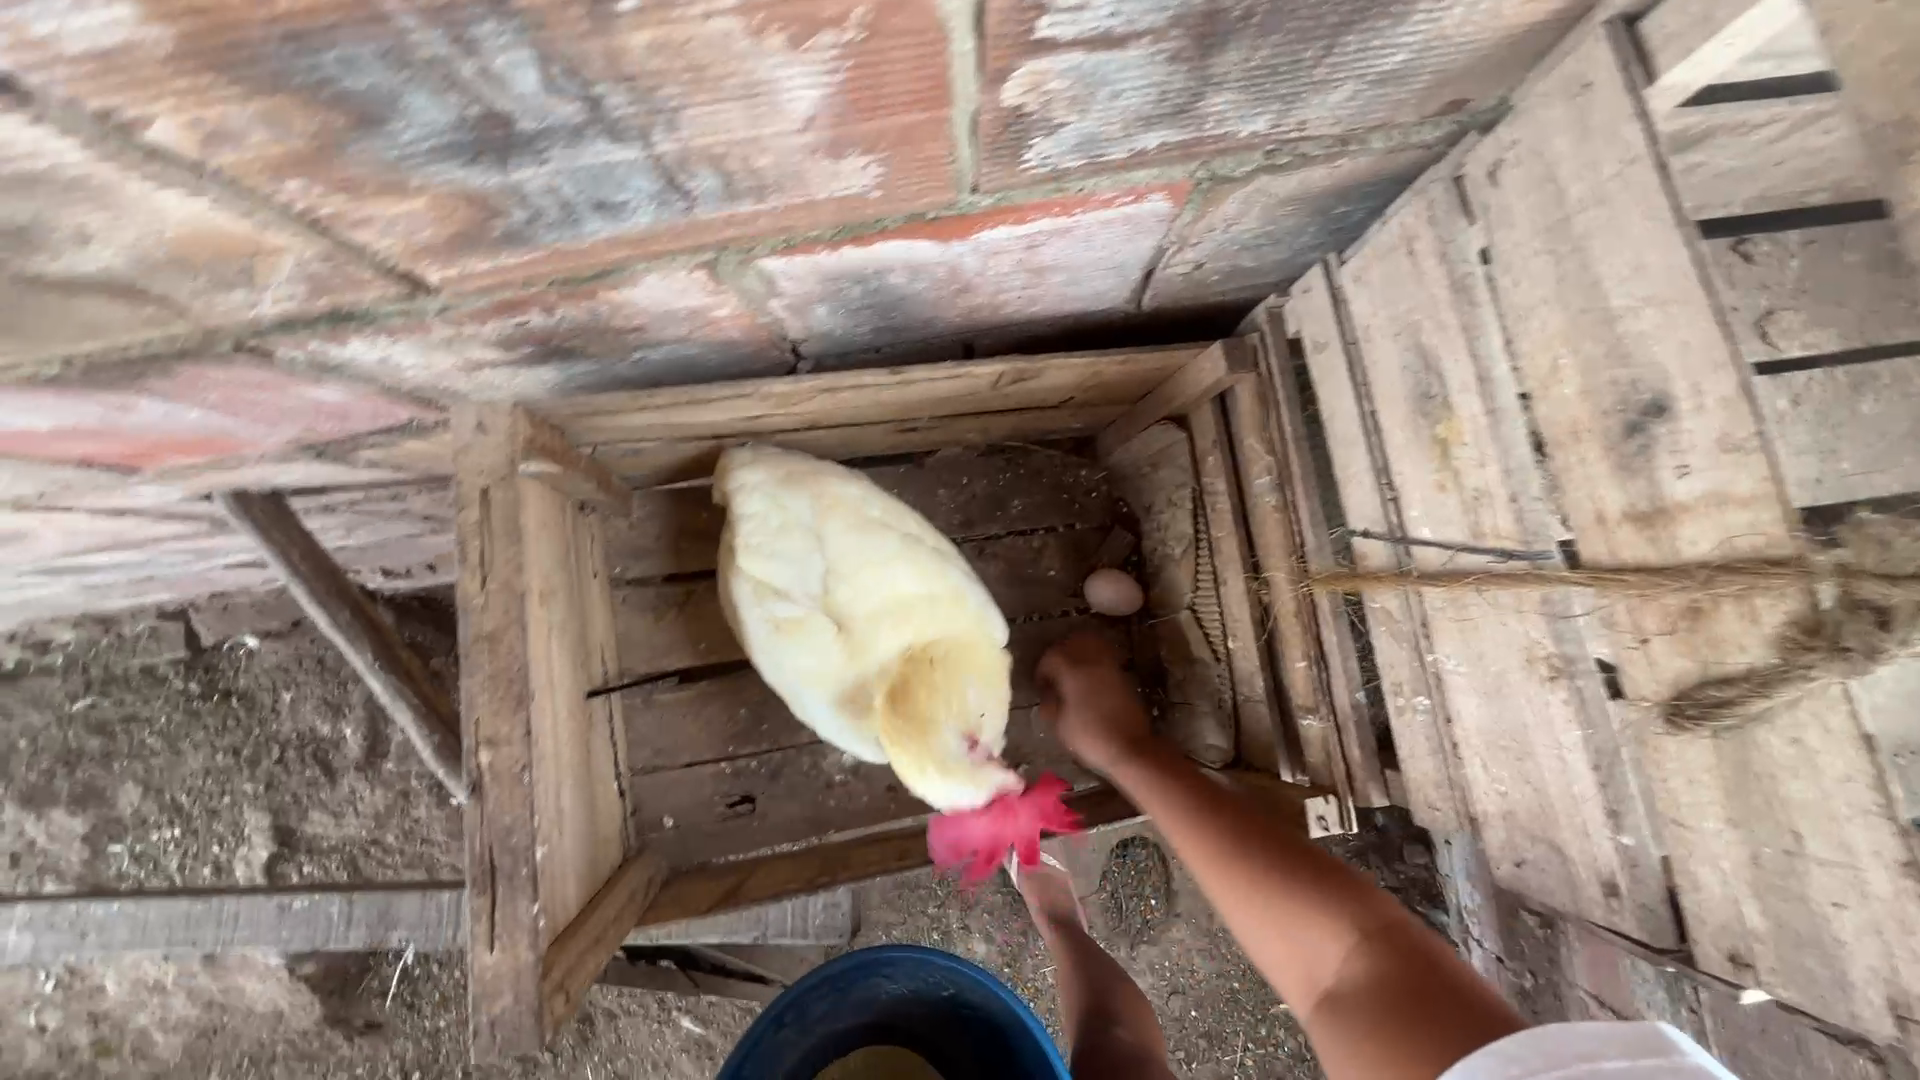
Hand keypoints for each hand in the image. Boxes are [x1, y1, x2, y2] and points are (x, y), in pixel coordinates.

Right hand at [1035, 632, 1159, 774]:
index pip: (1051, 656)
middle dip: (1060, 653)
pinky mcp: (1123, 676)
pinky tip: (1089, 679)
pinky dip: (1094, 661)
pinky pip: (1105, 657)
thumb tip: (1047, 694)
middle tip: (1054, 671)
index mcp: (1072, 671)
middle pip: (1073, 641)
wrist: (1130, 748)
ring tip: (1072, 670)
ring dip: (1079, 652)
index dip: (1041, 669)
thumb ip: (1050, 704)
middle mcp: (1092, 662)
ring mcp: (1110, 667)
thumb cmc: (1090, 738)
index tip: (1040, 684)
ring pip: (1092, 644)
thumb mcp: (1060, 724)